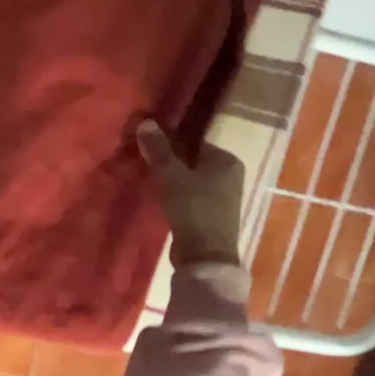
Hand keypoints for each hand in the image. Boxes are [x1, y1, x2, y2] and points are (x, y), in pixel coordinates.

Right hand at [137, 119, 244, 268]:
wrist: (205, 254)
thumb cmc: (192, 208)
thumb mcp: (171, 176)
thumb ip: (158, 150)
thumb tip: (145, 121)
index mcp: (226, 160)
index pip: (194, 142)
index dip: (169, 143)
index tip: (146, 148)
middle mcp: (230, 174)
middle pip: (192, 160)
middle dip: (170, 162)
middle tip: (144, 164)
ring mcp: (224, 196)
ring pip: (191, 179)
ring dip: (172, 179)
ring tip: (149, 181)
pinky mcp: (213, 213)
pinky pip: (191, 194)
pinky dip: (177, 194)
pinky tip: (161, 198)